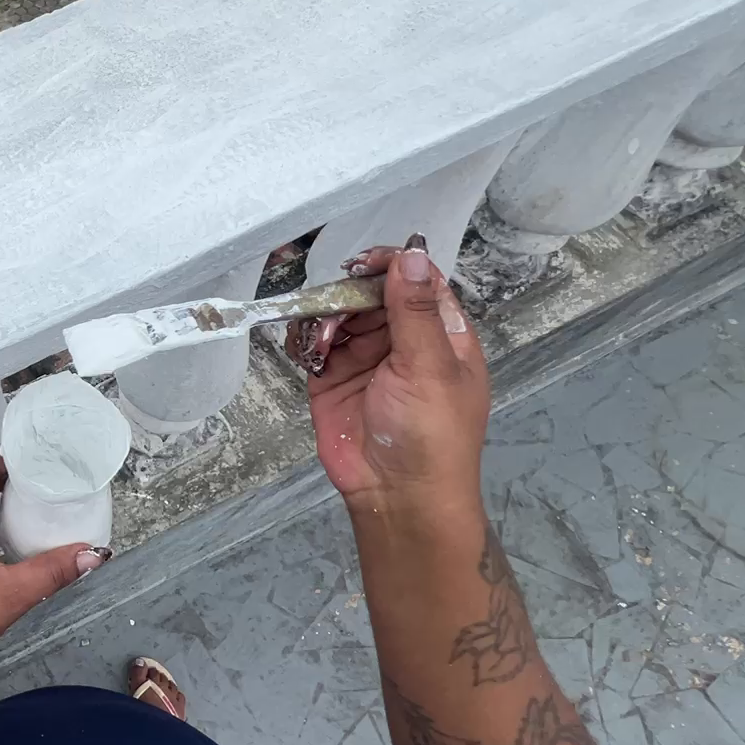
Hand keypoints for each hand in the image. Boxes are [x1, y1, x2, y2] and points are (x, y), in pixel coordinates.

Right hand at [284, 236, 489, 519]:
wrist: (393, 491)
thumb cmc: (429, 431)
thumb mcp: (428, 366)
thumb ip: (413, 311)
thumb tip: (411, 254)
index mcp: (440, 335)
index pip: (419, 282)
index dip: (392, 265)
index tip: (360, 262)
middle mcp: (400, 341)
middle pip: (370, 295)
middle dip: (346, 296)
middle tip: (330, 308)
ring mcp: (362, 359)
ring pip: (337, 316)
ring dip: (322, 321)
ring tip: (320, 344)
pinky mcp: (329, 377)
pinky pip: (312, 344)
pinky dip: (304, 342)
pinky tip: (308, 355)